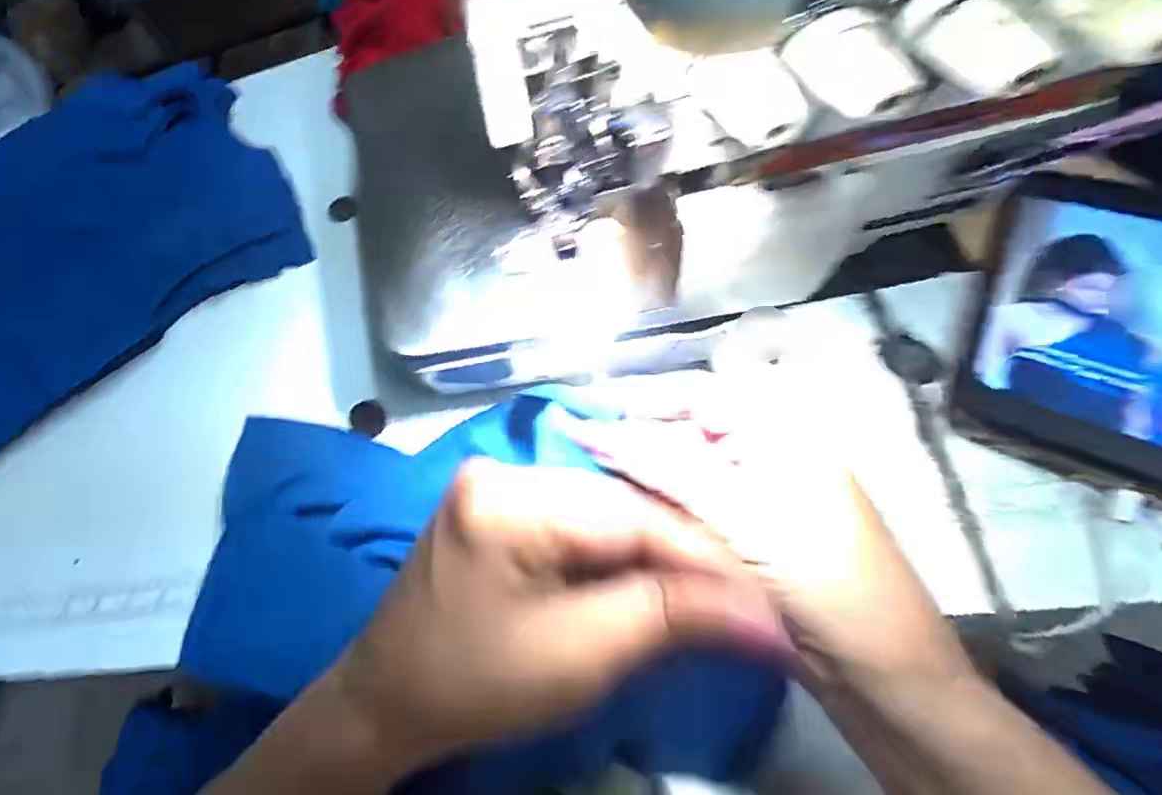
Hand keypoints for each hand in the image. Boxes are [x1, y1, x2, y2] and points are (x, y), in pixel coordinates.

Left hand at [320, 458, 789, 771]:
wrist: (392, 691)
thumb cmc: (478, 681)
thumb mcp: (580, 654)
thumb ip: (667, 615)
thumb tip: (760, 613)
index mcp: (507, 498)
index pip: (628, 514)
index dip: (704, 557)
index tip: (768, 604)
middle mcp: (498, 469)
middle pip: (613, 502)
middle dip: (682, 551)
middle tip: (748, 602)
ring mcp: (491, 481)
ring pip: (596, 505)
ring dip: (653, 548)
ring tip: (712, 593)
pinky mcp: (493, 501)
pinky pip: (569, 513)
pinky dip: (612, 546)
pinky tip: (649, 574)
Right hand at [574, 370, 972, 692]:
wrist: (888, 682)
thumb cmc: (822, 580)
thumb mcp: (736, 514)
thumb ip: (658, 466)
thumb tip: (587, 430)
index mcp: (776, 430)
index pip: (689, 394)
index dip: (633, 400)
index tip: (580, 414)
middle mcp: (762, 450)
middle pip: (678, 428)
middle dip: (629, 437)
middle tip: (574, 450)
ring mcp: (752, 491)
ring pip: (677, 466)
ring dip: (636, 471)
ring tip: (586, 477)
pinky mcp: (741, 529)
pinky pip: (685, 500)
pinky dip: (653, 502)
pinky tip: (619, 508)